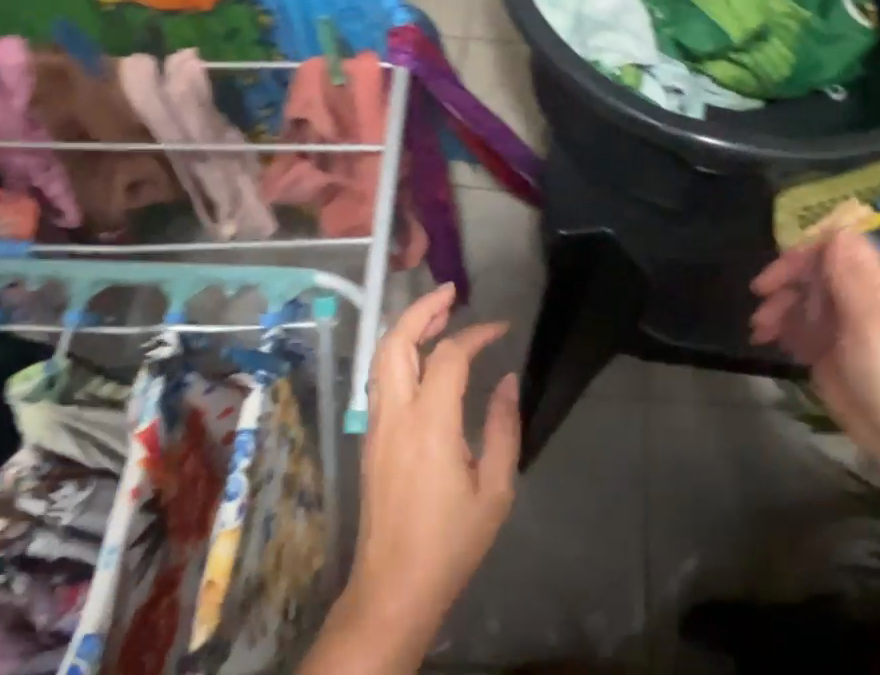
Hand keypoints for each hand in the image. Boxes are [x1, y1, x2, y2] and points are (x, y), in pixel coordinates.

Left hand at [339, 283, 519, 653]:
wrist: (395, 585)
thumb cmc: (452, 540)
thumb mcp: (495, 488)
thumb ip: (503, 427)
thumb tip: (509, 381)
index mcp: (430, 424)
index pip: (449, 356)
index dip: (476, 334)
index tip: (502, 328)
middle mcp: (395, 415)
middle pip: (396, 343)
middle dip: (421, 309)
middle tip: (452, 293)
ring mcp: (376, 426)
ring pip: (380, 359)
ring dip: (406, 328)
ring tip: (438, 315)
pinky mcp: (370, 440)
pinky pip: (380, 381)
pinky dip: (399, 354)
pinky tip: (423, 358)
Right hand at [749, 229, 879, 473]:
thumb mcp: (870, 322)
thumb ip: (851, 278)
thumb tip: (838, 232)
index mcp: (875, 286)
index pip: (839, 249)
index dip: (808, 252)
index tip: (781, 270)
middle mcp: (856, 299)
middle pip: (815, 272)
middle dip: (786, 281)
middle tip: (761, 296)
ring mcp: (839, 325)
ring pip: (801, 299)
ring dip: (777, 307)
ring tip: (760, 328)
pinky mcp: (824, 349)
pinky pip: (797, 327)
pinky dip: (780, 329)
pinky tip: (767, 340)